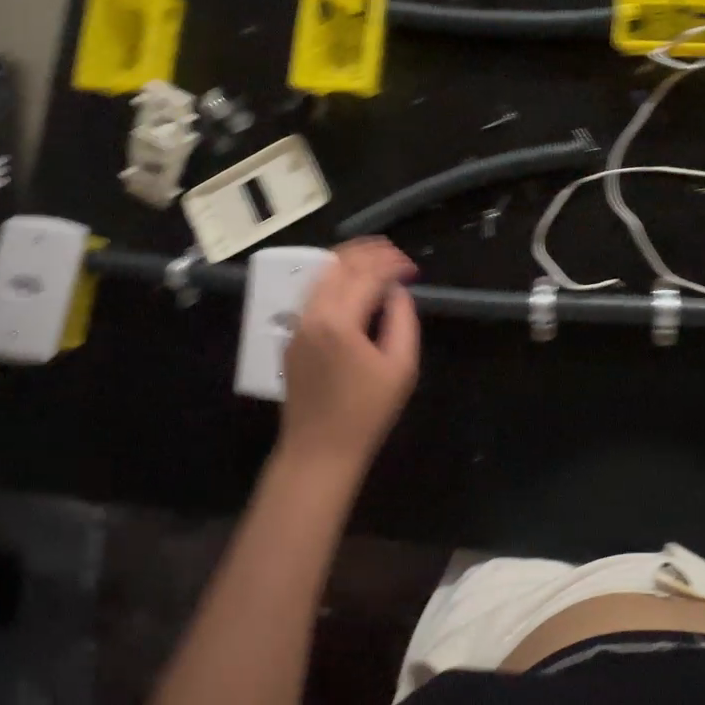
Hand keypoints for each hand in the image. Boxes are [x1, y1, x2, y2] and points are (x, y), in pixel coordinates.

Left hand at [278, 238, 420, 466]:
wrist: (318, 451)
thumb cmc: (366, 414)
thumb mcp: (401, 368)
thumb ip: (403, 321)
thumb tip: (397, 293)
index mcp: (340, 321)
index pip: (368, 275)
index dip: (393, 264)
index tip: (412, 268)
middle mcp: (312, 314)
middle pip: (338, 264)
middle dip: (369, 253)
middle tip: (395, 255)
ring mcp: (298, 325)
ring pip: (320, 274)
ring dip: (348, 262)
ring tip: (375, 261)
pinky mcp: (292, 337)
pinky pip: (312, 294)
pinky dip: (333, 280)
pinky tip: (352, 287)